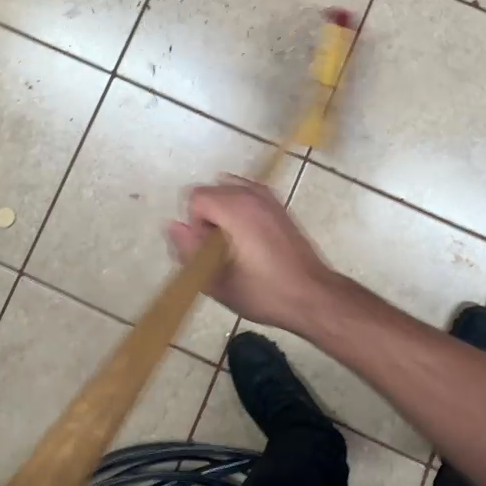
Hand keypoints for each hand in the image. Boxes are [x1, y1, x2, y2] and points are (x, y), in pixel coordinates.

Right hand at [166, 178, 340, 331]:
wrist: (312, 295)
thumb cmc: (266, 293)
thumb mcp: (219, 282)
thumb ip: (189, 253)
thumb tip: (172, 226)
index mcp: (237, 209)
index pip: (196, 197)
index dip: (194, 224)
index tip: (207, 251)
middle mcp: (252, 194)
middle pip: (211, 190)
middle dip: (205, 217)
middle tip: (217, 252)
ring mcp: (269, 197)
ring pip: (228, 189)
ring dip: (221, 211)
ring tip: (232, 244)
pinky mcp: (279, 205)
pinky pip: (247, 193)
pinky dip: (238, 207)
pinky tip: (247, 237)